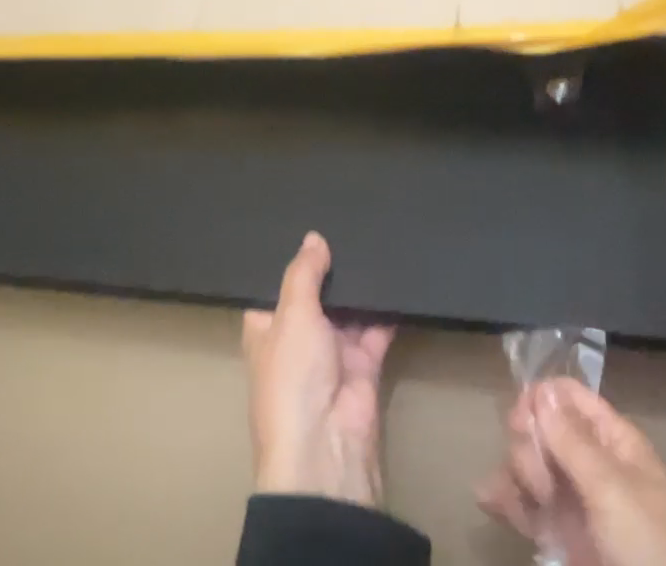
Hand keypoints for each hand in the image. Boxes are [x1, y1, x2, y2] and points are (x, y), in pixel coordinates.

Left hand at [242, 232, 396, 507]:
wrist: (326, 444)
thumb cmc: (292, 376)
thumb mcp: (291, 315)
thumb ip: (304, 274)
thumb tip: (314, 237)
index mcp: (266, 328)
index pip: (274, 286)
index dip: (289, 260)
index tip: (308, 223)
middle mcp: (298, 338)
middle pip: (316, 295)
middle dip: (331, 267)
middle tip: (352, 221)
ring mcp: (333, 352)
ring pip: (349, 309)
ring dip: (360, 285)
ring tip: (377, 237)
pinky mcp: (364, 363)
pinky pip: (377, 328)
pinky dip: (387, 308)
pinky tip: (398, 273)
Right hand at [479, 378, 665, 565]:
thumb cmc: (650, 544)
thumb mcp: (614, 489)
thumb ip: (574, 441)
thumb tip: (543, 388)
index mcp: (612, 441)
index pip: (569, 398)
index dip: (540, 399)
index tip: (521, 418)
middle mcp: (588, 463)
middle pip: (541, 429)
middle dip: (529, 447)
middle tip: (540, 481)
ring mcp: (573, 500)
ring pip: (529, 466)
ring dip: (515, 475)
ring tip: (524, 503)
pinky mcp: (558, 534)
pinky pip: (524, 506)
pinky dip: (505, 500)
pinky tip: (490, 502)